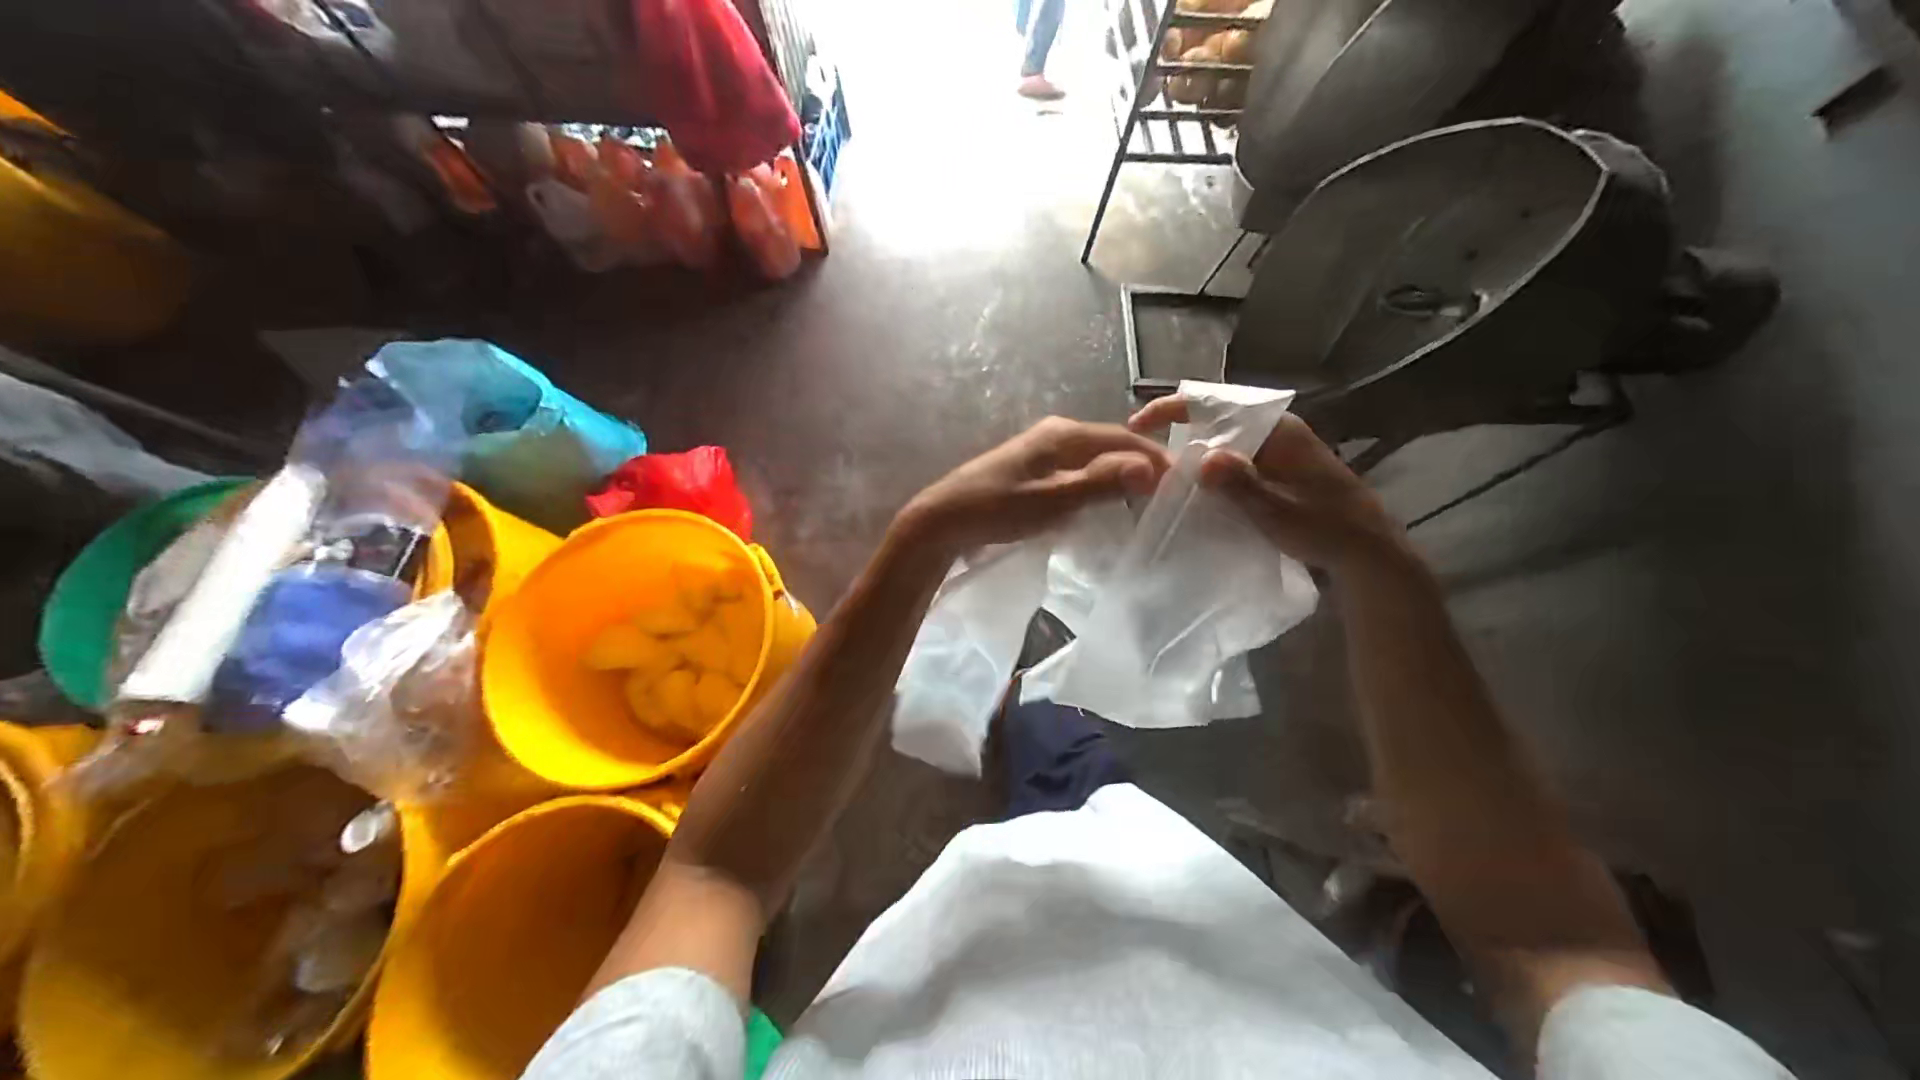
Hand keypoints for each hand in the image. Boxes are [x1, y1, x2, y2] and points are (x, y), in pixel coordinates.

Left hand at [900, 417, 1170, 554]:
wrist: (943, 520)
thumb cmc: (996, 508)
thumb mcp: (1052, 499)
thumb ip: (1100, 483)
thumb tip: (1151, 468)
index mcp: (1065, 433)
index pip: (1125, 439)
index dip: (1157, 460)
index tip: (1184, 488)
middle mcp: (1057, 434)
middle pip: (1113, 446)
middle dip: (1143, 469)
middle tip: (1170, 502)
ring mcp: (1044, 451)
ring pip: (1097, 460)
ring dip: (1122, 478)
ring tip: (1147, 507)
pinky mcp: (1034, 471)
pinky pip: (1080, 472)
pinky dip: (1100, 485)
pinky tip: (1107, 507)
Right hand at [1128, 396, 1409, 574]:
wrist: (1366, 551)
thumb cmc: (1326, 528)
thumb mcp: (1279, 511)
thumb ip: (1241, 484)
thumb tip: (1200, 458)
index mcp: (1276, 429)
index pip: (1217, 403)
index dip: (1174, 408)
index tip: (1139, 424)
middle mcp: (1273, 430)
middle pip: (1214, 417)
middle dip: (1176, 428)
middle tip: (1142, 451)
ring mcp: (1274, 448)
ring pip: (1220, 438)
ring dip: (1189, 450)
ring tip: (1157, 470)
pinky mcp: (1273, 468)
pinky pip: (1230, 457)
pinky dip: (1206, 467)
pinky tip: (1190, 487)